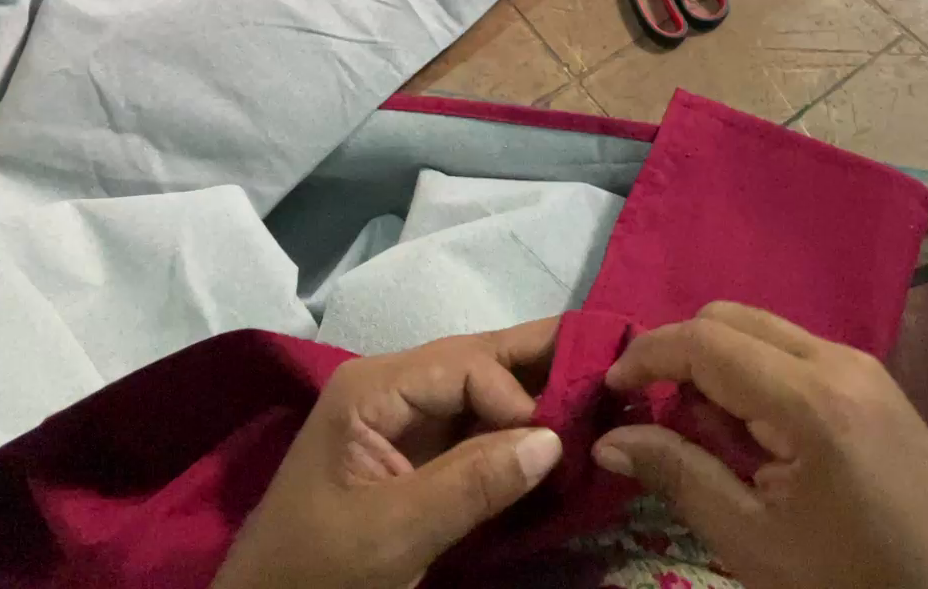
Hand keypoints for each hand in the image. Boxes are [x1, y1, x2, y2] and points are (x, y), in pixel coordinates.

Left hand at [215, 319, 565, 588]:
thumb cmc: (317, 574)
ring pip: (483, 388)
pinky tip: (557, 432)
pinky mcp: (418, 450)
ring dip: (535, 393)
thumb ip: (471, 483)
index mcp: (374, 387)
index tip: (557, 442)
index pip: (463, 365)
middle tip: (611, 360)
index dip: (515, 393)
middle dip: (540, 364)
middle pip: (477, 361)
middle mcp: (392, 385)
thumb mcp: (392, 535)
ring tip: (597, 390)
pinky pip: (476, 424)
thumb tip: (554, 438)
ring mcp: (405, 416)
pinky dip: (517, 430)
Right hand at [592, 302, 927, 588]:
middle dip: (681, 353)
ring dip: (717, 362)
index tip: (612, 389)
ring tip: (710, 435)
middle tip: (658, 413)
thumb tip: (609, 441)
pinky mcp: (872, 377)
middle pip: (730, 317)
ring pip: (759, 327)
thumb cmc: (852, 585)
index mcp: (811, 401)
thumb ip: (678, 475)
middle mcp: (837, 359)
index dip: (648, 356)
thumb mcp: (753, 543)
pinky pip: (790, 349)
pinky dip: (753, 372)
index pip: (706, 342)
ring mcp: (861, 363)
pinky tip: (755, 433)